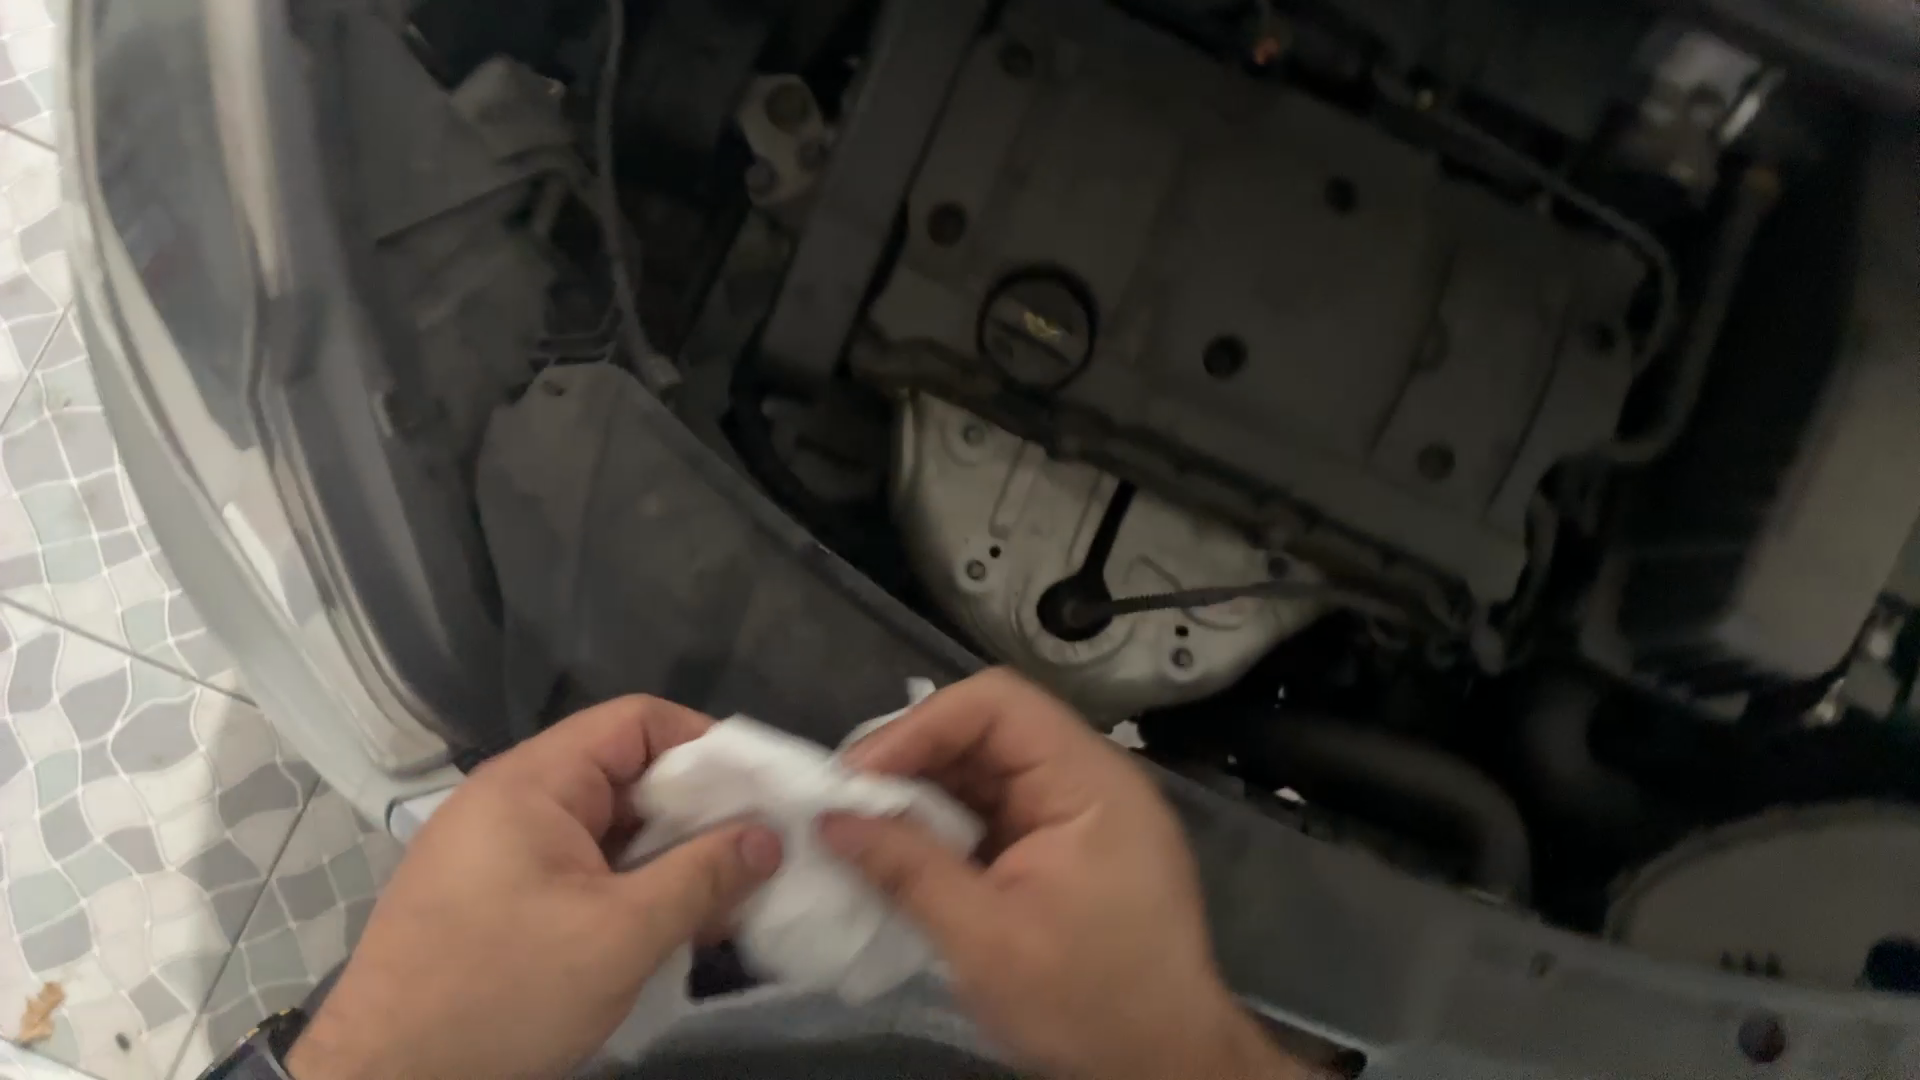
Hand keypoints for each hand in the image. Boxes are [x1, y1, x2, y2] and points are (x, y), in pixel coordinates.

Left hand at [287, 697, 782, 1079]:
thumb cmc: (497, 1000)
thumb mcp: (620, 937)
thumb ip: (704, 877)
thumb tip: (770, 839)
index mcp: (533, 783)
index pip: (637, 720)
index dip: (704, 742)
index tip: (754, 786)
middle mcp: (514, 799)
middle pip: (628, 769)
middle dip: (696, 805)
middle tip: (751, 844)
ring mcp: (503, 849)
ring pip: (612, 822)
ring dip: (670, 850)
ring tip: (724, 888)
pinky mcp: (500, 894)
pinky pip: (587, 862)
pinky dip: (635, 880)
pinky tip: (672, 919)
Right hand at [821, 669, 1307, 1079]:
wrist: (1167, 1068)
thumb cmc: (1091, 1005)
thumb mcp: (989, 943)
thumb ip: (910, 871)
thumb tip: (833, 820)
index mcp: (1088, 780)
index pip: (998, 704)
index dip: (922, 725)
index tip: (860, 774)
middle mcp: (1084, 775)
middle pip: (987, 728)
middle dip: (914, 756)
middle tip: (849, 798)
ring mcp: (1072, 806)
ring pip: (983, 765)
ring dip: (923, 789)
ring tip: (865, 821)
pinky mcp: (1058, 837)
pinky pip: (991, 804)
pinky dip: (944, 819)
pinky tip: (905, 845)